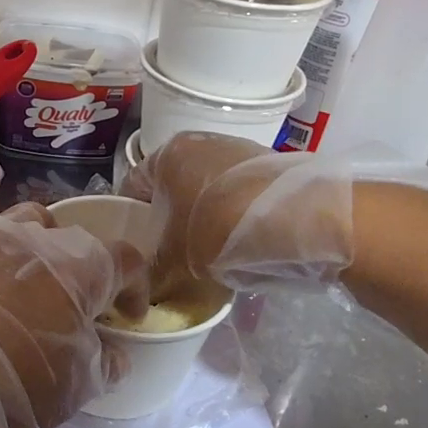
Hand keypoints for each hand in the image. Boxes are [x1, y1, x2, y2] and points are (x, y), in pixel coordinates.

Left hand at [0, 156, 146, 427]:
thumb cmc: (12, 383)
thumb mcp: (72, 389)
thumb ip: (101, 364)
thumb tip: (115, 351)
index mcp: (85, 269)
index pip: (126, 262)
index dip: (133, 287)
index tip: (127, 314)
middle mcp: (43, 236)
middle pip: (72, 241)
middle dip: (78, 267)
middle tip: (66, 304)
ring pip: (26, 217)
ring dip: (35, 239)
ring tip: (28, 265)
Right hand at [121, 132, 356, 296]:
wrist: (297, 218)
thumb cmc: (219, 229)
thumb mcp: (176, 259)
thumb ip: (152, 270)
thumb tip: (141, 285)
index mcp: (165, 155)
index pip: (132, 185)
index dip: (130, 218)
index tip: (134, 245)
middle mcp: (198, 141)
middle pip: (171, 183)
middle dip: (169, 214)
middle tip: (170, 250)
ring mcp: (237, 148)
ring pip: (206, 186)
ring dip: (203, 212)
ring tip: (210, 247)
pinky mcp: (269, 162)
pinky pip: (237, 189)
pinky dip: (233, 210)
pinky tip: (241, 237)